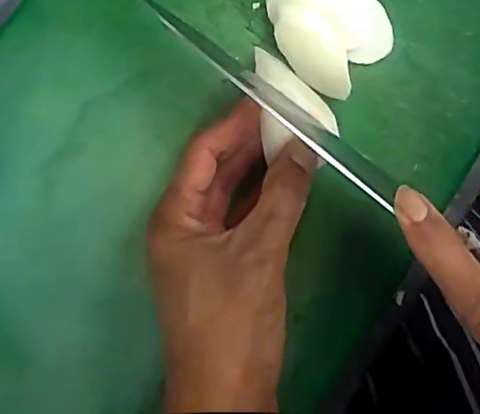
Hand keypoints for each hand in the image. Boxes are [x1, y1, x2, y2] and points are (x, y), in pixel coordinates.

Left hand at [148, 100, 315, 412]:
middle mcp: (185, 224)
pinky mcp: (227, 262)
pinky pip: (247, 212)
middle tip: (287, 113)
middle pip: (218, 168)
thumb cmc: (231, 323)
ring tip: (295, 136)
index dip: (233, 123)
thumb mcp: (259, 253)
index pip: (203, 153)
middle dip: (251, 142)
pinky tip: (293, 176)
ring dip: (262, 165)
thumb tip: (304, 147)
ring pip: (234, 190)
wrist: (229, 402)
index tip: (265, 98)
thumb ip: (282, 195)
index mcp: (175, 216)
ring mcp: (206, 245)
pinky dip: (268, 193)